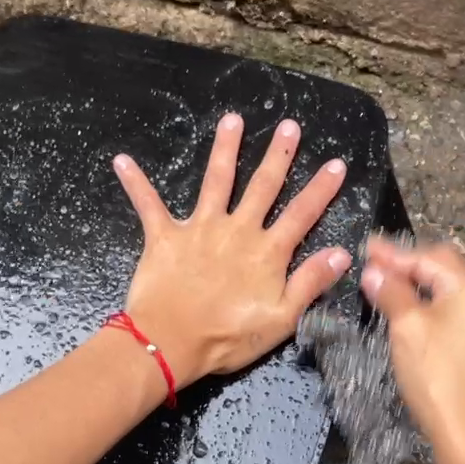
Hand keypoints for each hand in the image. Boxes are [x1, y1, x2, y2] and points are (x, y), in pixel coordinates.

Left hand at [114, 112, 351, 386]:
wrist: (170, 343)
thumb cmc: (228, 337)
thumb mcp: (282, 318)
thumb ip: (310, 282)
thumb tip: (342, 253)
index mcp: (267, 253)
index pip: (302, 214)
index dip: (321, 189)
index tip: (336, 164)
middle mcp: (237, 231)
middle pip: (263, 186)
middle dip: (278, 155)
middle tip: (288, 126)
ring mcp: (200, 229)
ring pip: (216, 181)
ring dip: (224, 149)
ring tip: (232, 120)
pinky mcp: (164, 236)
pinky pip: (149, 204)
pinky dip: (136, 182)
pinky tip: (122, 160)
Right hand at [359, 237, 464, 456]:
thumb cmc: (437, 376)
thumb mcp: (407, 327)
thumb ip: (391, 291)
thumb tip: (373, 271)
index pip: (427, 258)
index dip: (393, 254)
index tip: (366, 246)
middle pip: (439, 266)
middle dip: (405, 263)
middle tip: (371, 261)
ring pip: (443, 286)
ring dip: (413, 281)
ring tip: (381, 279)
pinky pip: (448, 306)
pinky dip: (424, 300)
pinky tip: (403, 303)